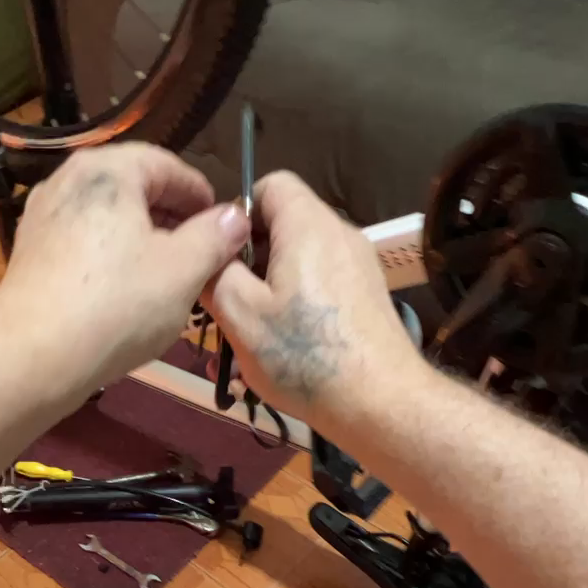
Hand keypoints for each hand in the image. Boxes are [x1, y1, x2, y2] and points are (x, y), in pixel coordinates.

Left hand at [0, 143, 249, 384]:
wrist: (34, 356)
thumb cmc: (118, 305)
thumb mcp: (183, 271)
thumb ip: (215, 237)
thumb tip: (236, 216)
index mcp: (108, 170)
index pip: (167, 164)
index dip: (201, 194)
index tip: (223, 223)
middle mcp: (68, 181)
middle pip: (134, 189)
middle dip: (172, 218)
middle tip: (201, 252)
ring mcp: (43, 218)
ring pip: (109, 220)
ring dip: (143, 241)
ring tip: (169, 276)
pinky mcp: (31, 255)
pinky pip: (85, 245)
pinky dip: (113, 258)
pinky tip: (127, 293)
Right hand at [207, 171, 426, 426]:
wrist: (379, 402)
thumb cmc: (303, 354)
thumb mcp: (239, 313)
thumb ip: (214, 273)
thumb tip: (208, 256)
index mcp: (308, 224)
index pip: (269, 184)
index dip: (237, 213)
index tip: (218, 256)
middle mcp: (339, 235)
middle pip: (284, 228)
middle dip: (248, 263)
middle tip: (225, 307)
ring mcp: (359, 268)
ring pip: (299, 265)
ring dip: (268, 295)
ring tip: (247, 340)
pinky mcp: (367, 299)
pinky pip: (320, 291)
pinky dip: (295, 311)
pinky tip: (281, 354)